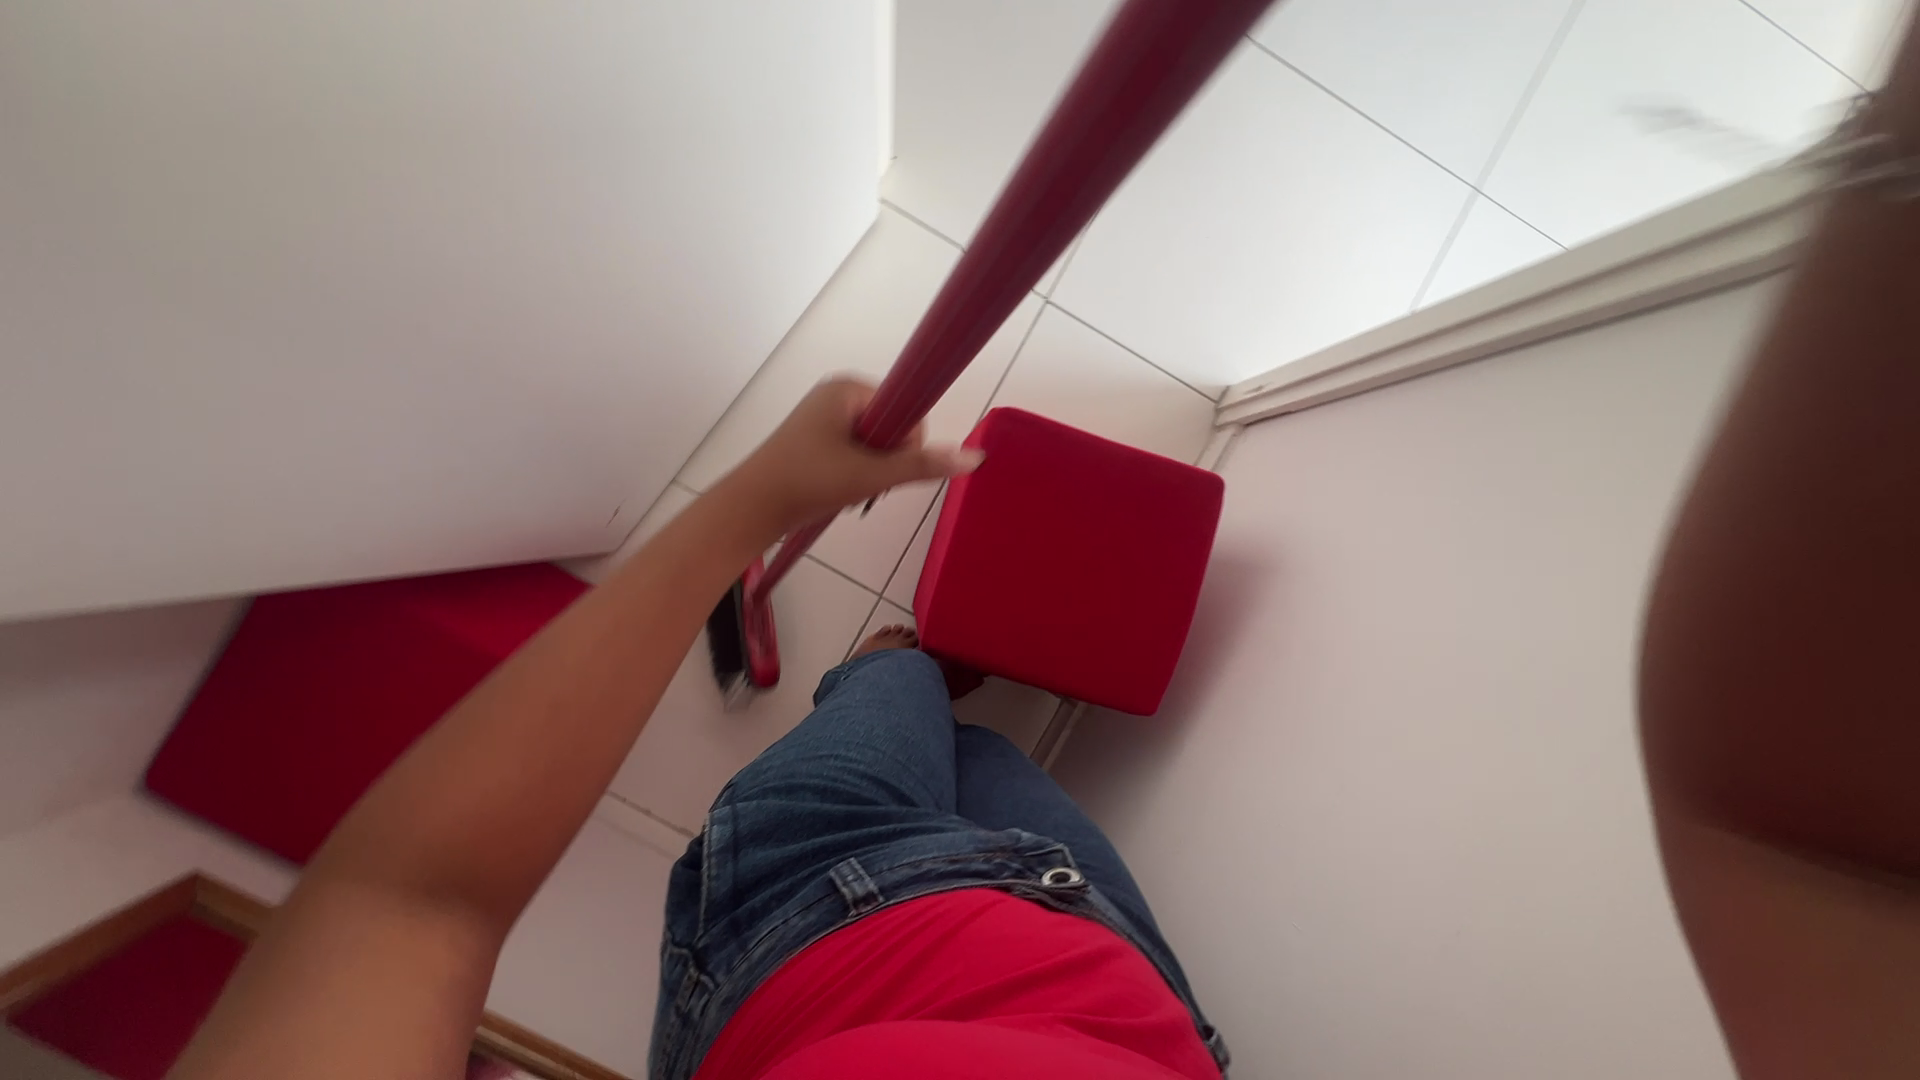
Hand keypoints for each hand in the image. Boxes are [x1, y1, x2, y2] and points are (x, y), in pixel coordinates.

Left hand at [716, 377, 983, 538]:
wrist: (752, 508)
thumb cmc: (809, 482)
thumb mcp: (870, 474)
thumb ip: (923, 464)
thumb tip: (976, 457)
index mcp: (848, 388)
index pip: (906, 408)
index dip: (907, 441)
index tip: (886, 466)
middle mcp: (836, 395)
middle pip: (891, 427)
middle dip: (888, 460)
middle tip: (863, 483)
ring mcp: (823, 418)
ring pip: (874, 445)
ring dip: (873, 472)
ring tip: (849, 490)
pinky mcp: (815, 442)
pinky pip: (855, 452)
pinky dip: (856, 475)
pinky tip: (841, 492)